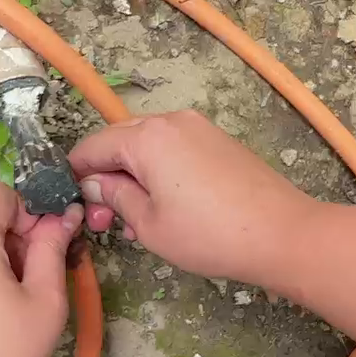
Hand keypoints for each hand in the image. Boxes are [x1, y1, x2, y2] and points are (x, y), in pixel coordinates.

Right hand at [67, 110, 320, 286]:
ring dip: (133, 176)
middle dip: (106, 177)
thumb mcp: (149, 224)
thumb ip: (115, 197)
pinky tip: (165, 206)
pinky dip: (160, 172)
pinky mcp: (219, 141)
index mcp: (146, 138)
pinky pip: (175, 149)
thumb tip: (96, 184)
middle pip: (119, 141)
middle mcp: (171, 121)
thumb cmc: (209, 235)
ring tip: (136, 220)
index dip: (76, 175)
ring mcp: (199, 128)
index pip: (92, 147)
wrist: (280, 233)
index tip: (74, 203)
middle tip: (106, 220)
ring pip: (148, 146)